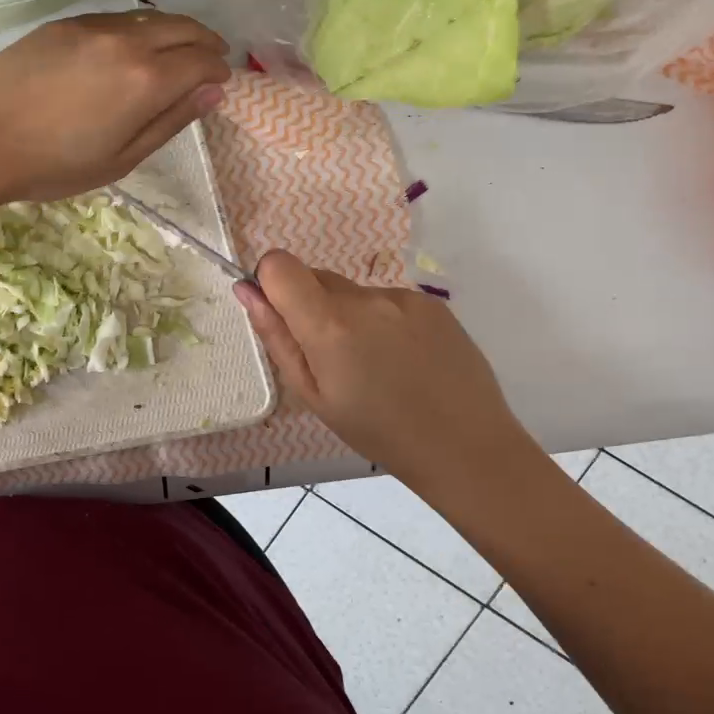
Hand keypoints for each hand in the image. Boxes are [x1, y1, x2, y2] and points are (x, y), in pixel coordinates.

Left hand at [0, 10, 231, 202]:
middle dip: (204, 41)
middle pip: (181, 27)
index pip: (202, 60)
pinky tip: (122, 49)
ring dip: (168, 31)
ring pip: (146, 17)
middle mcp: (124, 41)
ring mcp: (89, 27)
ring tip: (170, 52)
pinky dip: (131, 29)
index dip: (217, 70)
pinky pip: (110, 19)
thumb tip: (212, 92)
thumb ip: (170, 122)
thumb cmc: (51, 166)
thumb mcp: (120, 159)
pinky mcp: (59, 25)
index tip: (219, 82)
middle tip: (210, 57)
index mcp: (147, 80)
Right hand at [234, 250, 538, 489]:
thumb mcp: (310, 392)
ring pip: (350, 291)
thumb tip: (246, 290)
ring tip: (373, 363)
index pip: (279, 265)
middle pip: (313, 277)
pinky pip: (385, 300)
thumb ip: (276, 336)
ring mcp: (403, 298)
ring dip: (347, 315)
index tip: (280, 313)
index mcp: (328, 324)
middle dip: (308, 305)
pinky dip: (381, 321)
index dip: (270, 282)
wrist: (467, 448)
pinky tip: (402, 359)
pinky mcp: (433, 304)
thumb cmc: (377, 430)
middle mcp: (364, 299)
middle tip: (329, 355)